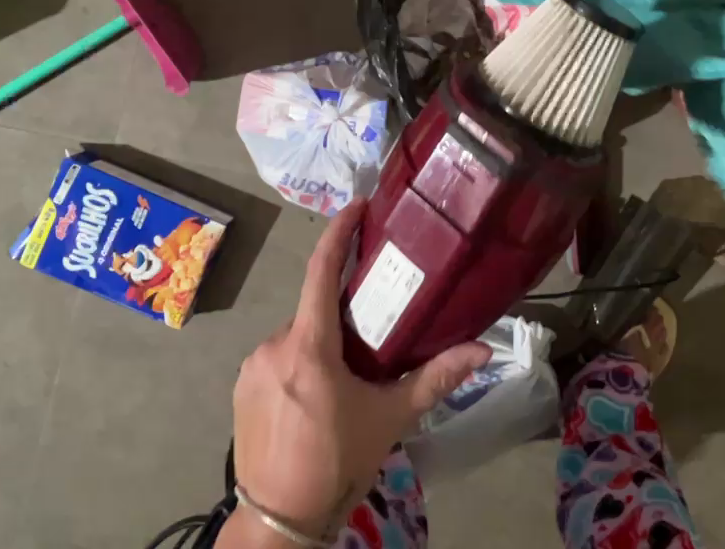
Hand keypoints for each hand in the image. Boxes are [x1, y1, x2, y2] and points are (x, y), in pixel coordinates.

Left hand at [226, 200, 488, 543]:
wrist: (279, 521)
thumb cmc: (337, 461)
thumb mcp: (390, 418)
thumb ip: (435, 379)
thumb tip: (483, 350)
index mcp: (309, 345)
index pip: (321, 271)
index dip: (338, 233)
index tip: (358, 206)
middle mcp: (273, 345)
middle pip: (314, 310)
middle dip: (341, 315)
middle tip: (371, 336)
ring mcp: (252, 366)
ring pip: (295, 336)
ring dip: (320, 344)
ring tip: (346, 379)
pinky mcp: (241, 388)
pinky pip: (277, 358)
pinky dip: (298, 364)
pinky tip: (315, 398)